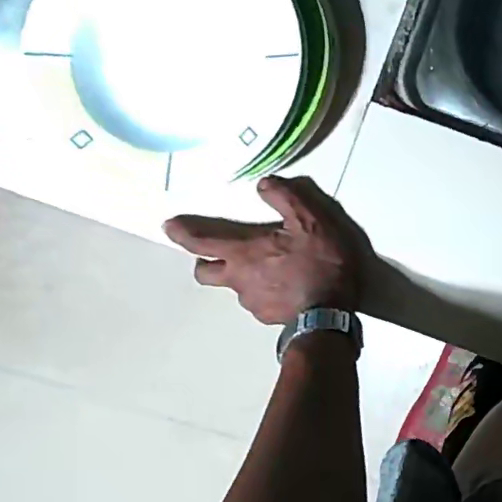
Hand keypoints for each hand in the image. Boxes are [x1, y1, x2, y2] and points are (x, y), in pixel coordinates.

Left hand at [164, 176, 370, 324]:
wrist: (331, 314)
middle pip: (205, 271)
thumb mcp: (312, 221)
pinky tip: (285, 287)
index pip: (200, 241)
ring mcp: (252, 302)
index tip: (169, 226)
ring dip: (240, 276)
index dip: (182, 232)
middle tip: (215, 253)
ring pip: (233, 286)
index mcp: (244, 252)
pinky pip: (257, 301)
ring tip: (264, 269)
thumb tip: (264, 184)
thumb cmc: (320, 263)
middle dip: (205, 260)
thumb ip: (287, 198)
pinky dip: (264, 291)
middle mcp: (239, 279)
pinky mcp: (268, 317)